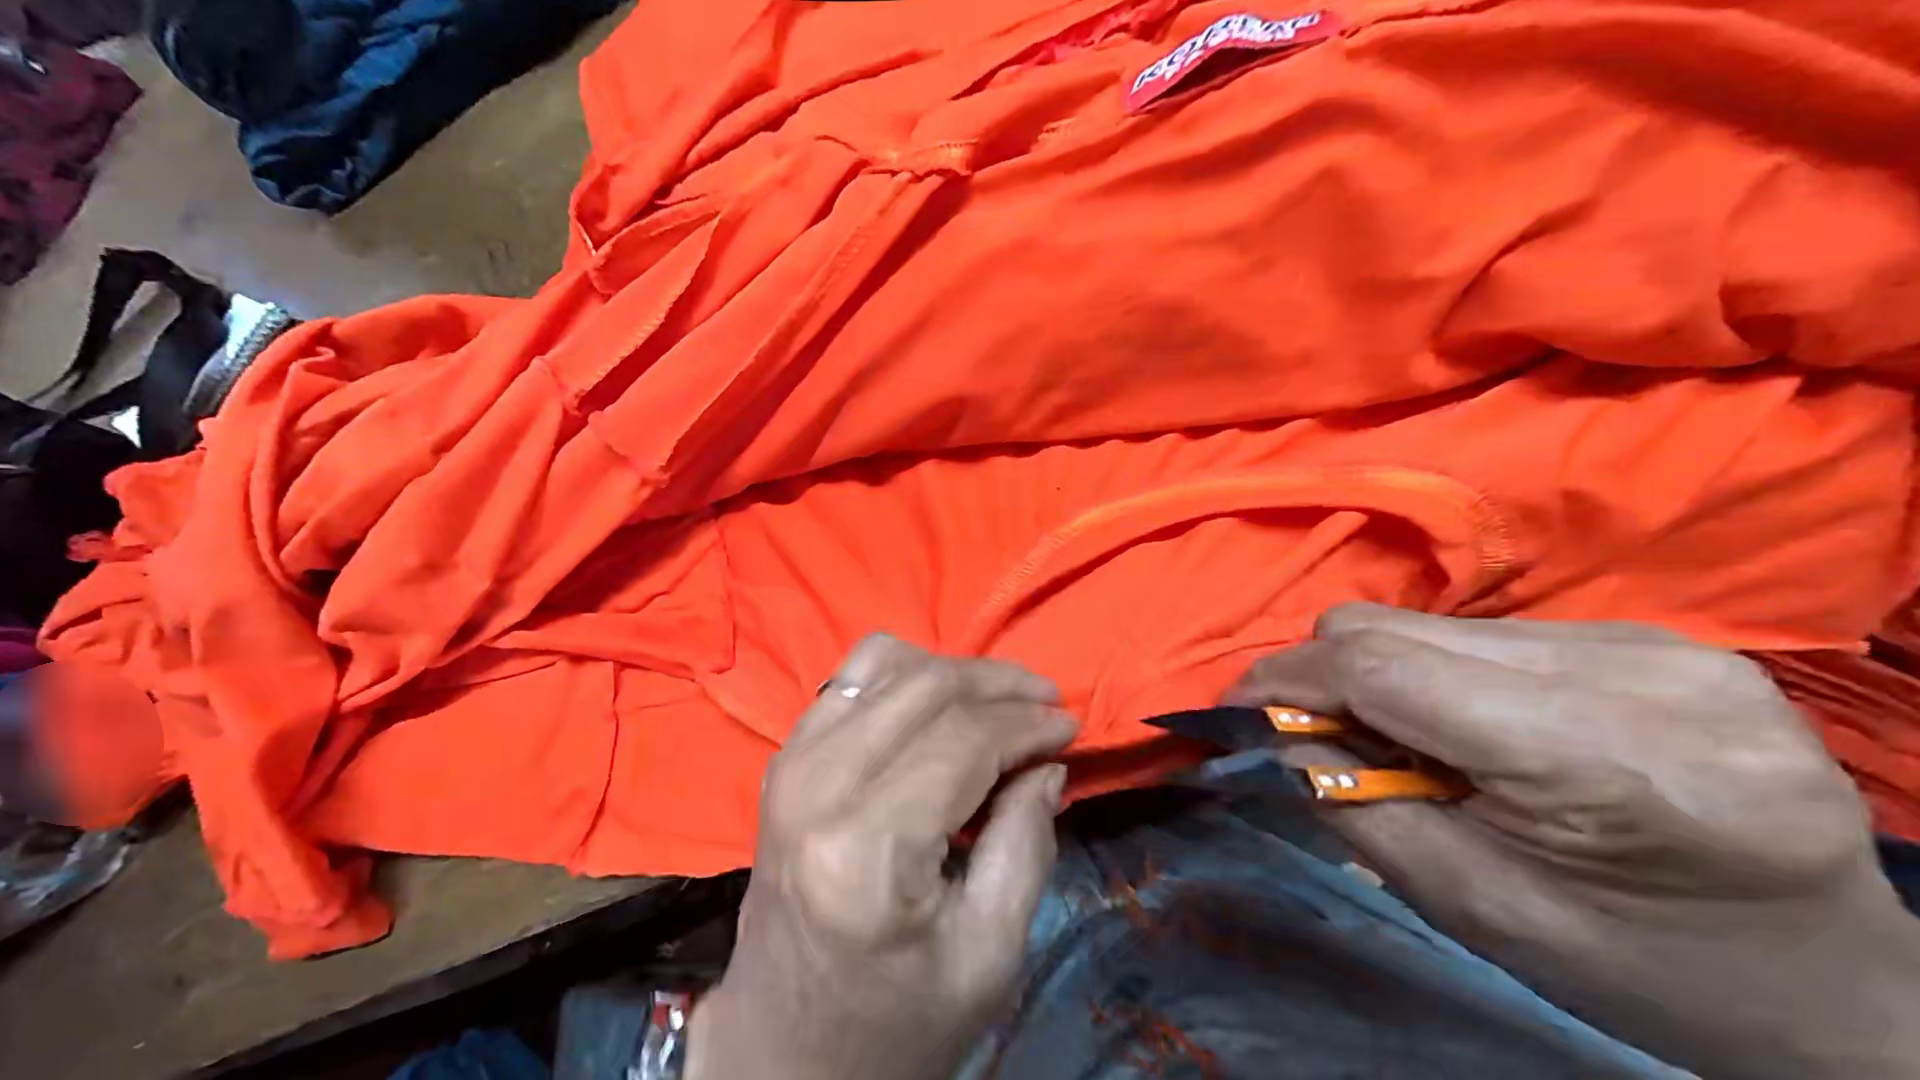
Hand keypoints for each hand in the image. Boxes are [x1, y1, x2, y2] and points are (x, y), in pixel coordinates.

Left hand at [688, 636, 1076, 1079]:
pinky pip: (853, 678)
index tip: (1070, 726)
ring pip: (886, 661)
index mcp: (866, 847)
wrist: (784, 1046)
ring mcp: (790, 763)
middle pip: (926, 686)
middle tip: (1046, 705)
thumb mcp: (987, 954)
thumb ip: (1025, 842)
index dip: (1027, 723)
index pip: (963, 740)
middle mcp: (817, 785)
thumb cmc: (896, 1021)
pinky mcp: (783, 758)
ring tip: (999, 705)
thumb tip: (1047, 761)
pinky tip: (939, 708)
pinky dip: (906, 676)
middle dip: (1000, 684)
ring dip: (954, 672)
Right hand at [1228, 604, 1919, 1079]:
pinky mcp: (1654, 634)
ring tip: (1409, 744)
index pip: (1384, 666)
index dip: (1288, 679)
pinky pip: (1484, 634)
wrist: (1835, 984)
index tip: (1235, 707)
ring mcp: (1655, 640)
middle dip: (1326, 677)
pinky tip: (1475, 730)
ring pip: (1433, 624)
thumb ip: (1354, 803)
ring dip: (1385, 676)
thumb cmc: (1642, 972)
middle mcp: (1636, 669)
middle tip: (1317, 738)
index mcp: (1603, 756)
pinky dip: (1442, 675)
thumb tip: (1277, 730)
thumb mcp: (1472, 905)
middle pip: (1399, 629)